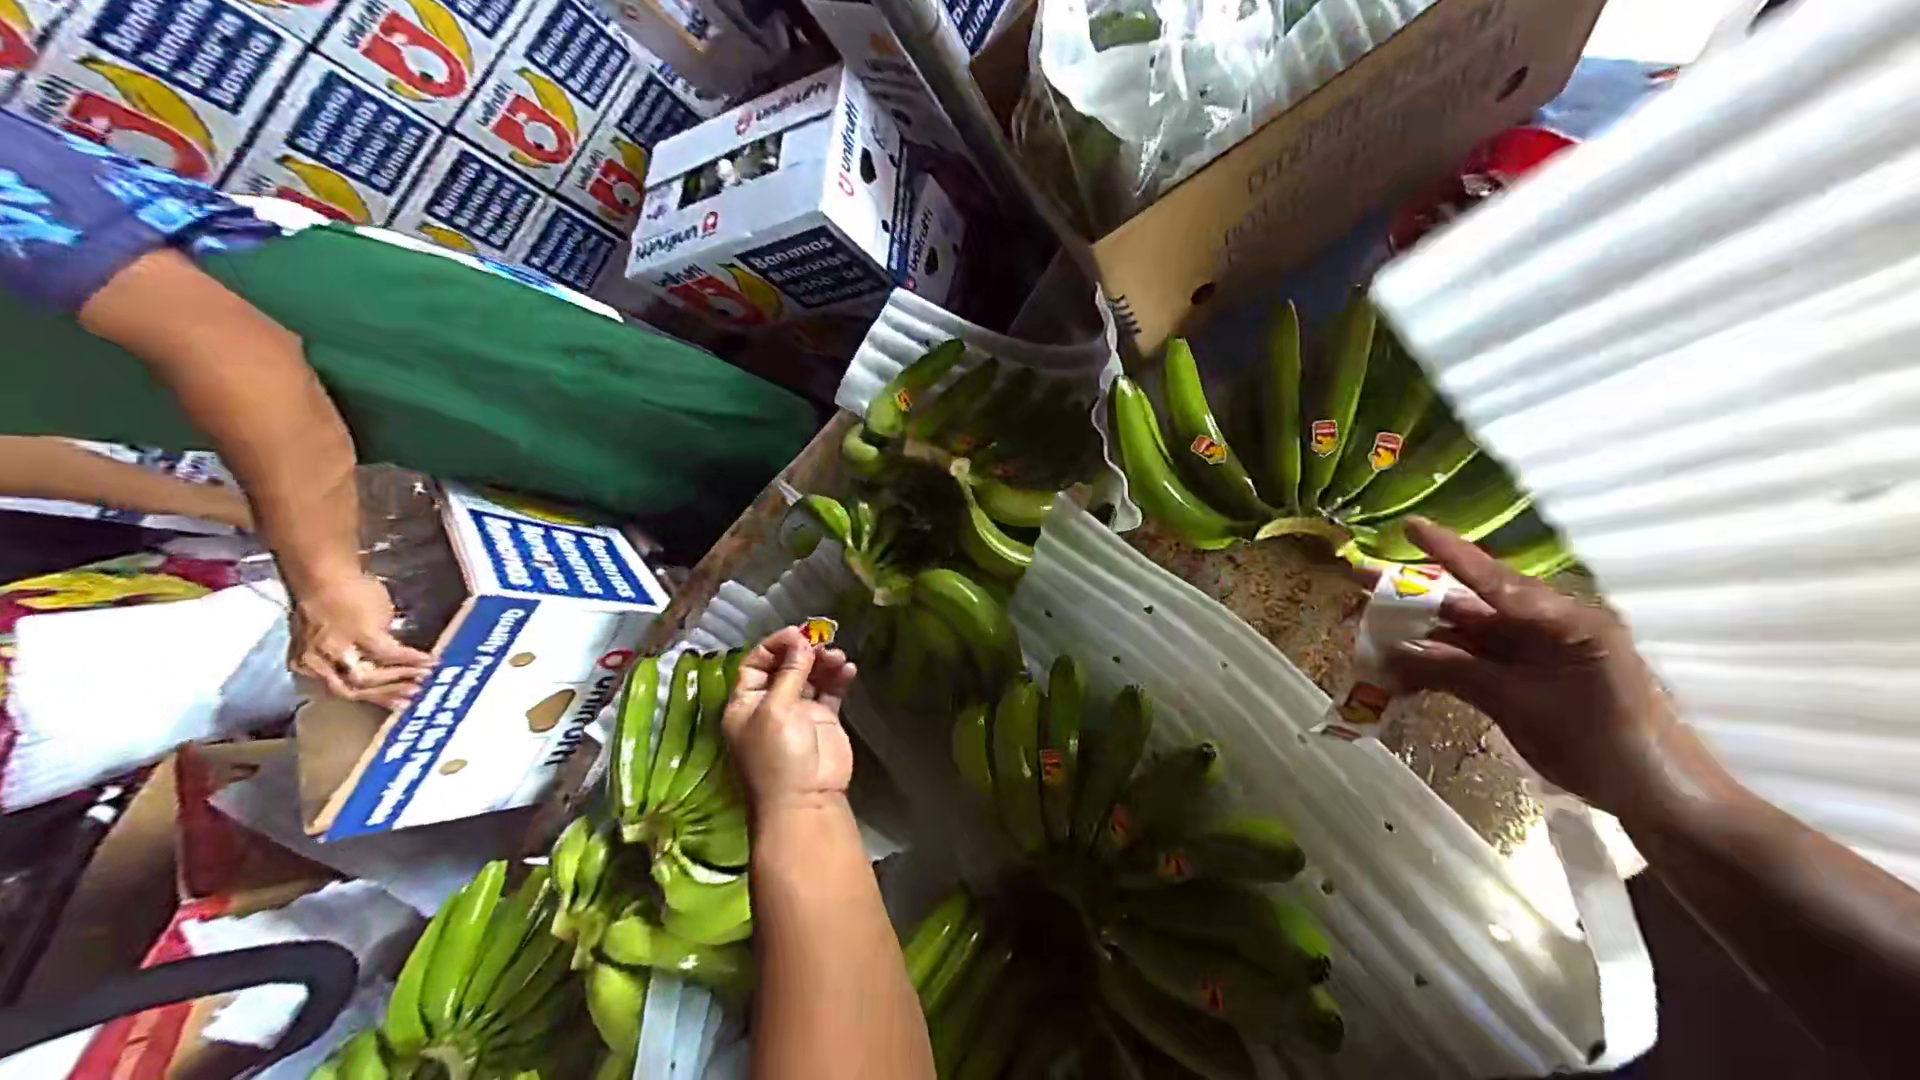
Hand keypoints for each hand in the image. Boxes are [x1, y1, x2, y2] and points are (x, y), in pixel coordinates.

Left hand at [289, 573, 434, 709]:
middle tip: (412, 696)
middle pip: (352, 691)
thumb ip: (346, 650)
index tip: (397, 702)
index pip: (339, 690)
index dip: (372, 698)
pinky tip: (428, 659)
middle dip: (386, 695)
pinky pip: (388, 653)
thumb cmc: (329, 599)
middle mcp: (316, 661)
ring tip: (425, 676)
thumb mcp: (327, 633)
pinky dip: (410, 658)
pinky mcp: (360, 634)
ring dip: (399, 679)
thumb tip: (375, 660)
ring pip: (366, 678)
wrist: (325, 575)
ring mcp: (337, 648)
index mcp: (307, 663)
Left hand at [722, 625, 858, 814]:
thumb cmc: (778, 755)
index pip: (755, 663)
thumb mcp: (775, 709)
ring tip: (838, 658)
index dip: (774, 645)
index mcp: (746, 702)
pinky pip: (831, 690)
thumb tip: (801, 640)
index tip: (797, 632)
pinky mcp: (824, 719)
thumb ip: (789, 671)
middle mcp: (771, 703)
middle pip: (785, 666)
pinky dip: (839, 678)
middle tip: (822, 641)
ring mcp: (799, 711)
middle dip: (803, 651)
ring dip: (823, 662)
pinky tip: (848, 669)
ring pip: (811, 675)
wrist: (806, 800)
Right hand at [1362, 518, 1682, 815]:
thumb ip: (1456, 673)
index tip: (1410, 525)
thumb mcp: (1522, 705)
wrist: (1657, 795)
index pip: (1493, 579)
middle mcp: (1543, 628)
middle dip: (1414, 593)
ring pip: (1461, 633)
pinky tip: (1397, 670)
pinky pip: (1467, 663)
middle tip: (1362, 578)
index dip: (1448, 552)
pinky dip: (1433, 665)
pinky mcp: (1522, 679)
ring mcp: (1531, 654)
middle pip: (1467, 602)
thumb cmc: (1602, 741)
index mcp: (1561, 622)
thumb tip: (1394, 654)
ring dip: (1417, 633)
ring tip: (1368, 624)